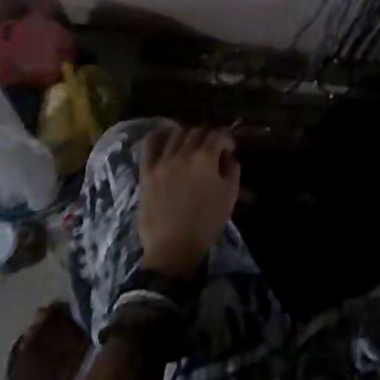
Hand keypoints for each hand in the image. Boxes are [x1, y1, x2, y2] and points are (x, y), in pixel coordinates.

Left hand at [136, 126, 239, 277]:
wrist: (173, 248)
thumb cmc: (206, 223)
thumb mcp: (230, 196)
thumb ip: (232, 170)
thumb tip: (228, 156)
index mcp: (205, 158)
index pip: (219, 135)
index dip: (227, 140)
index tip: (229, 149)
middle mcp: (183, 153)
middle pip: (197, 131)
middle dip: (208, 136)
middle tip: (212, 148)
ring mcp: (162, 161)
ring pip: (176, 134)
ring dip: (187, 135)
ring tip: (190, 146)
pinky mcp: (147, 171)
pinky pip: (149, 144)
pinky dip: (158, 136)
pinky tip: (165, 138)